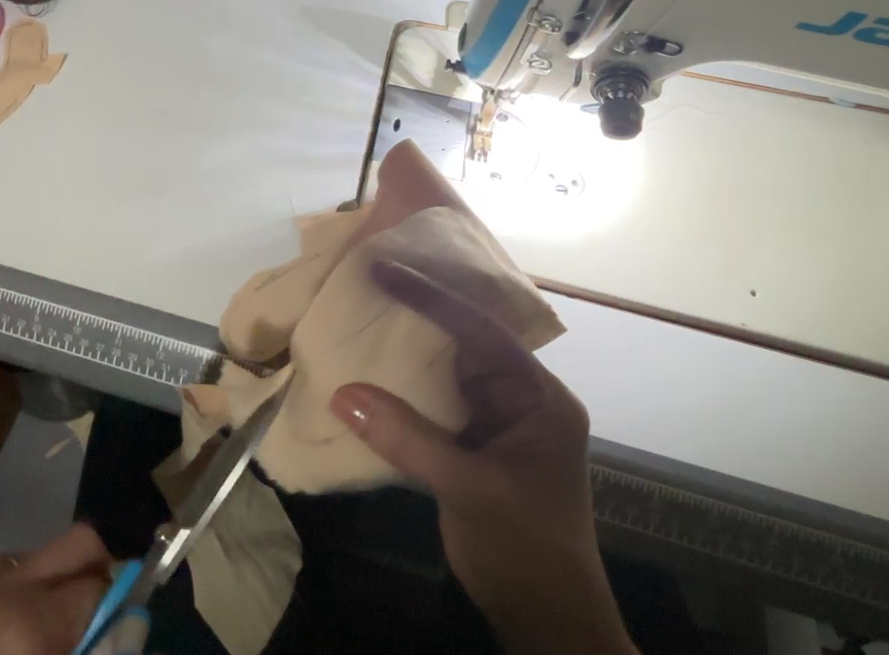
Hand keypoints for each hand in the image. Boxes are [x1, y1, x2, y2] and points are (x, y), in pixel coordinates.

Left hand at [0, 522, 112, 654]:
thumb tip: (113, 640)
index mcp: (33, 630)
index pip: (99, 590)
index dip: (112, 610)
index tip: (110, 632)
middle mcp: (3, 593)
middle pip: (77, 544)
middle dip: (95, 569)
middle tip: (90, 612)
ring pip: (22, 551)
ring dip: (39, 580)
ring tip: (33, 619)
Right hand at [329, 260, 635, 654]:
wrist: (545, 622)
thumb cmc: (525, 551)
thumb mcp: (468, 489)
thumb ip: (407, 437)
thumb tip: (343, 390)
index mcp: (540, 399)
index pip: (483, 332)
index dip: (433, 298)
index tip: (386, 269)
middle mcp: (520, 401)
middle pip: (466, 343)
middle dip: (420, 313)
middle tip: (369, 280)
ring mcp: (495, 425)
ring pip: (447, 373)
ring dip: (408, 351)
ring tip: (363, 316)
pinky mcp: (471, 448)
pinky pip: (433, 405)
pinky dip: (402, 391)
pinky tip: (369, 375)